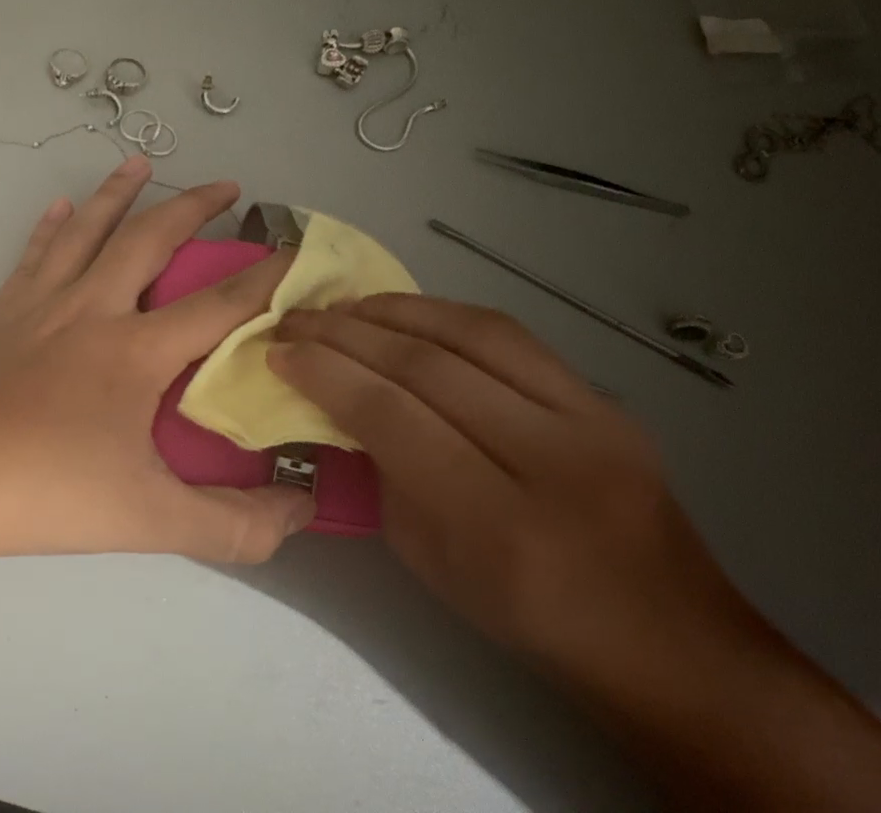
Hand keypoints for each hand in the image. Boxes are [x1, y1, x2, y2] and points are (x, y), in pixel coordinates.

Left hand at [0, 157, 312, 565]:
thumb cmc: (44, 495)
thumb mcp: (152, 521)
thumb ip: (236, 524)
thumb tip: (301, 510)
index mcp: (135, 351)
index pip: (221, 302)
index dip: (269, 277)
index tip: (302, 253)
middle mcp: (90, 310)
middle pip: (149, 239)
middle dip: (194, 206)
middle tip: (227, 185)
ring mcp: (38, 307)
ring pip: (85, 231)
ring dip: (116, 194)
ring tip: (138, 163)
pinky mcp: (0, 316)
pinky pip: (32, 255)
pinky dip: (50, 227)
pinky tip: (57, 208)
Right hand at [267, 295, 755, 673]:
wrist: (663, 636)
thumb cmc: (522, 611)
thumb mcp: (425, 556)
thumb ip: (383, 473)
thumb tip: (340, 406)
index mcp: (498, 519)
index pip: (392, 416)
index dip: (325, 374)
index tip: (279, 353)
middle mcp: (554, 459)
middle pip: (429, 366)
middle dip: (348, 334)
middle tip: (296, 320)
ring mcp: (594, 422)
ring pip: (477, 334)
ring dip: (396, 311)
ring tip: (344, 306)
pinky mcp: (610, 403)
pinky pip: (514, 340)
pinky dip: (447, 317)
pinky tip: (407, 317)